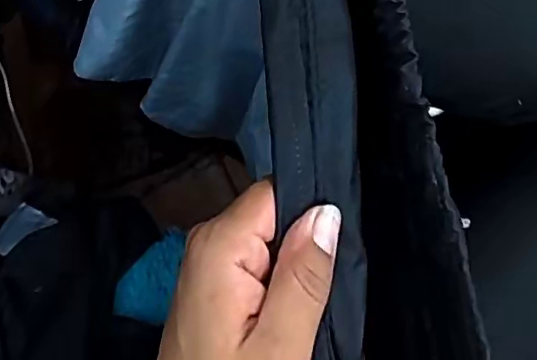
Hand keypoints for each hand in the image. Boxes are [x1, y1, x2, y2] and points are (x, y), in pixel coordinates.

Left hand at [159, 181, 339, 359]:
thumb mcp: (278, 349)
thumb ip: (303, 276)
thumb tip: (327, 212)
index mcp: (218, 242)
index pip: (275, 193)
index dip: (310, 213)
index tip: (333, 250)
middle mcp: (206, 242)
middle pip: (271, 217)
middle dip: (300, 248)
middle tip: (319, 295)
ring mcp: (204, 267)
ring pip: (266, 243)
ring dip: (289, 273)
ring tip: (301, 313)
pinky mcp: (208, 290)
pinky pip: (252, 267)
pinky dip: (273, 288)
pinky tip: (282, 319)